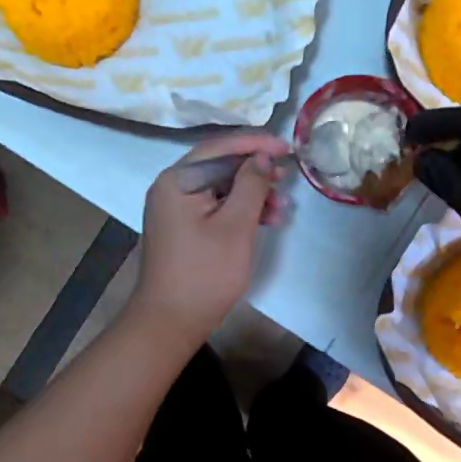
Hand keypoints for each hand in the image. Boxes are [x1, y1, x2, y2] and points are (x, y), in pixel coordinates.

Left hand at [127, 132, 288, 342]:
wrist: (172, 318)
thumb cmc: (206, 271)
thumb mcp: (236, 226)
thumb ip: (252, 186)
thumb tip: (263, 157)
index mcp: (178, 180)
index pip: (220, 147)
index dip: (256, 144)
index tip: (288, 148)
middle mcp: (172, 187)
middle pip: (220, 165)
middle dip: (256, 170)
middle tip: (288, 178)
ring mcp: (177, 207)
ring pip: (221, 186)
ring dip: (253, 192)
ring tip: (281, 208)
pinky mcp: (185, 226)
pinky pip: (217, 204)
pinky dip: (242, 208)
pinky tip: (266, 220)